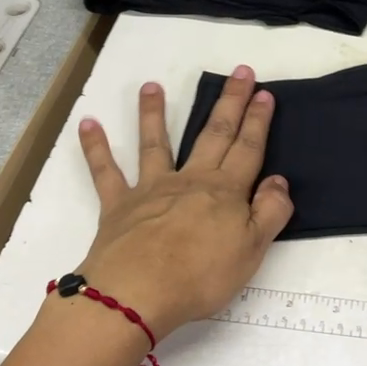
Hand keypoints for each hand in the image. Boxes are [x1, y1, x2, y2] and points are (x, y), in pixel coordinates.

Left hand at [70, 66, 292, 338]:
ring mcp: (152, 190)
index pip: (248, 149)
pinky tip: (87, 124)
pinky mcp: (118, 206)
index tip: (264, 93)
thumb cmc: (201, 276)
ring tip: (152, 86)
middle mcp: (191, 181)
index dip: (258, 121)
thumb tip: (279, 180)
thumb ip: (270, 212)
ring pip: (156, 143)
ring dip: (154, 113)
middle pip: (213, 135)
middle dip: (229, 103)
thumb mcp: (252, 250)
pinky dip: (95, 148)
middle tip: (238, 72)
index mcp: (226, 192)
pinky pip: (105, 172)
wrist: (137, 294)